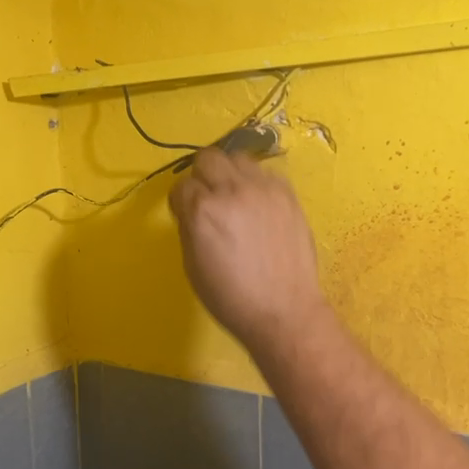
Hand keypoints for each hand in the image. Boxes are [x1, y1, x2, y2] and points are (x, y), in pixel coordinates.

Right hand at [168, 148, 327, 349]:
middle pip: (208, 158)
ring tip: (235, 198)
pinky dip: (256, 183)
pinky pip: (265, 173)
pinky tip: (258, 206)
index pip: (181, 186)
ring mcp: (263, 189)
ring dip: (230, 174)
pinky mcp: (287, 194)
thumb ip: (189, 227)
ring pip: (237, 158)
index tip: (187, 216)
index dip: (181, 202)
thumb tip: (191, 210)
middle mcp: (232, 190)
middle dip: (202, 177)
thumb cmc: (230, 297)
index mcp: (203, 210)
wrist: (283, 310)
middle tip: (209, 201)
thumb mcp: (192, 265)